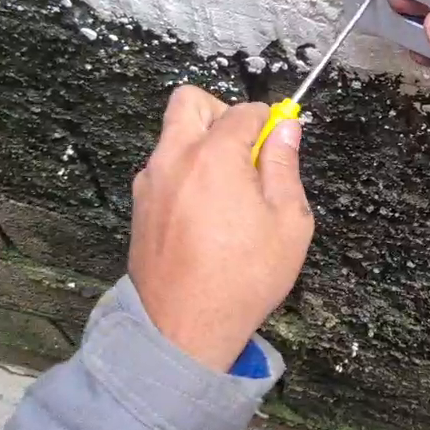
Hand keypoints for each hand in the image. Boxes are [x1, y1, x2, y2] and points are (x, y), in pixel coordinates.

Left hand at [127, 86, 314, 371]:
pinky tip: (207, 211)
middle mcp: (174, 158)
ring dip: (201, 143)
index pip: (243, 110)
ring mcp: (151, 181)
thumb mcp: (288, 222)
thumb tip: (287, 129)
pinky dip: (185, 171)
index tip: (279, 136)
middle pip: (190, 101)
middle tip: (245, 149)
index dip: (268, 119)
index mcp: (214, 156)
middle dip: (222, 112)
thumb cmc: (242, 279)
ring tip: (229, 188)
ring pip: (174, 134)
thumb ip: (285, 166)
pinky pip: (164, 167)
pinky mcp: (140, 204)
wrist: (183, 328)